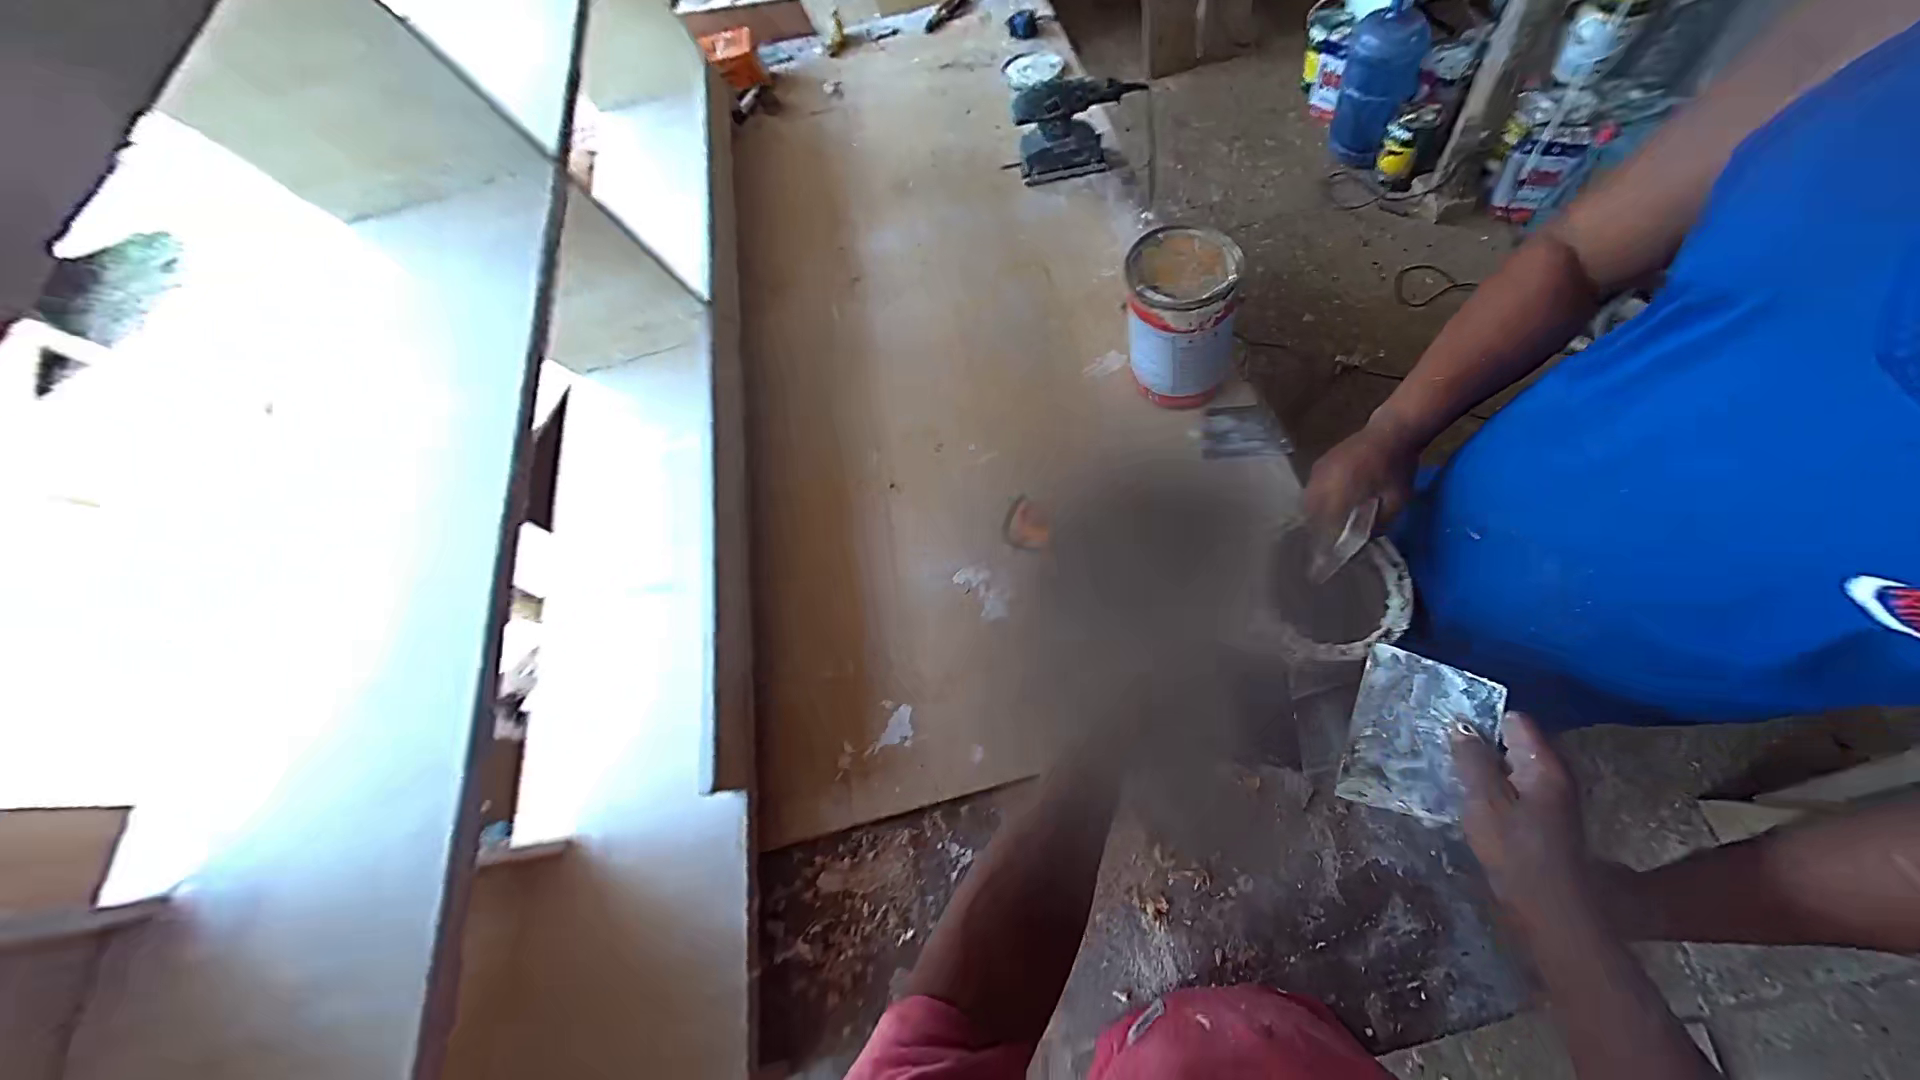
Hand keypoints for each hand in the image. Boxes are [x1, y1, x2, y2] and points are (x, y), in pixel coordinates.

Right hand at [1303, 420, 1419, 537]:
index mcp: (1340, 488)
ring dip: (1315, 517)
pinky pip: (1310, 491)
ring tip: (1327, 529)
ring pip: (1307, 504)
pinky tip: (1328, 509)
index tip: (1327, 557)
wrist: (1391, 432)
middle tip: (1327, 545)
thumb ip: (1378, 523)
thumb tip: (1362, 543)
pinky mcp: (1317, 467)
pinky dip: (1316, 504)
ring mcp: (1316, 472)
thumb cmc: (1397, 467)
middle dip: (1317, 530)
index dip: (1325, 541)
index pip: (1323, 523)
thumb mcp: (1397, 500)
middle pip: (1310, 515)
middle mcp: (1321, 481)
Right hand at [1453, 712, 1598, 939]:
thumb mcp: (1484, 799)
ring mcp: (1552, 799)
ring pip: (1512, 765)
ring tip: (1449, 766)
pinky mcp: (1543, 819)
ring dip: (1483, 763)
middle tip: (1442, 744)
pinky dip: (1491, 784)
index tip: (1449, 722)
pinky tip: (1468, 794)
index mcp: (1545, 766)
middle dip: (1480, 739)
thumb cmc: (1515, 849)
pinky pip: (1512, 785)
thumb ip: (1472, 758)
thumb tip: (1460, 724)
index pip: (1516, 720)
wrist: (1549, 909)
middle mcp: (1555, 776)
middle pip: (1515, 741)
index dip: (1482, 716)